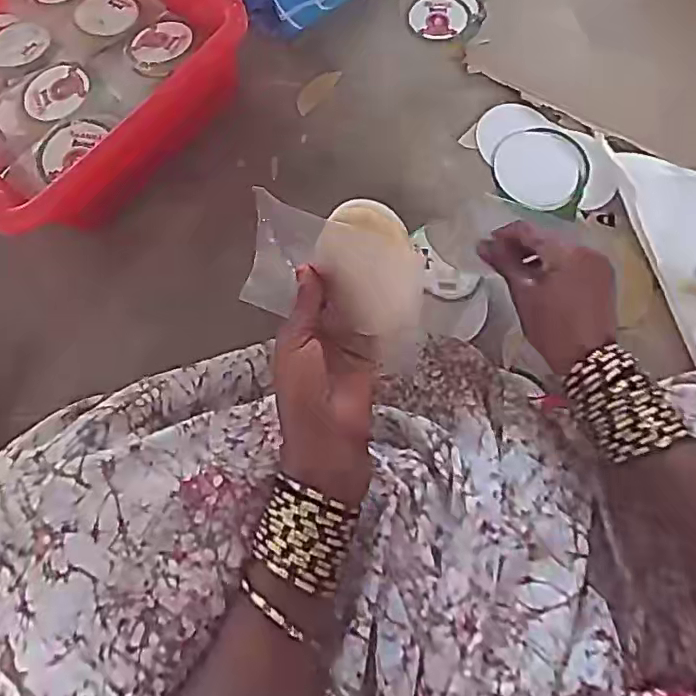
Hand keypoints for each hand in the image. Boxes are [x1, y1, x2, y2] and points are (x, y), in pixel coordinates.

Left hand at [273, 266, 375, 504]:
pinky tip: (399, 295)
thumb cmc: (303, 396)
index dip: (323, 274)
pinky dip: (387, 317)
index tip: (340, 245)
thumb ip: (305, 310)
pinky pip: (379, 334)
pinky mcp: (372, 363)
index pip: (312, 297)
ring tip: (387, 263)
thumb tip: (307, 268)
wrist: (330, 450)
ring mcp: (350, 351)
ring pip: (359, 315)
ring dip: (369, 296)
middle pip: (338, 303)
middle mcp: (324, 339)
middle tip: (370, 248)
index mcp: (299, 335)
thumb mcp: (296, 348)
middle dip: (350, 281)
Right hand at [478, 221, 615, 375]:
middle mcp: (586, 249)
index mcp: (566, 251)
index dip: (505, 234)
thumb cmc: (552, 328)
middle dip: (522, 244)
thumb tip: (483, 244)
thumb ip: (504, 263)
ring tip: (517, 268)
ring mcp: (598, 261)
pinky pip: (574, 259)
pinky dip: (556, 263)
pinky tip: (540, 276)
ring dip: (539, 254)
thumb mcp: (523, 294)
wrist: (590, 359)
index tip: (488, 244)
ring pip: (560, 248)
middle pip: (547, 237)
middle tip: (499, 256)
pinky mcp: (603, 275)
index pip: (529, 230)